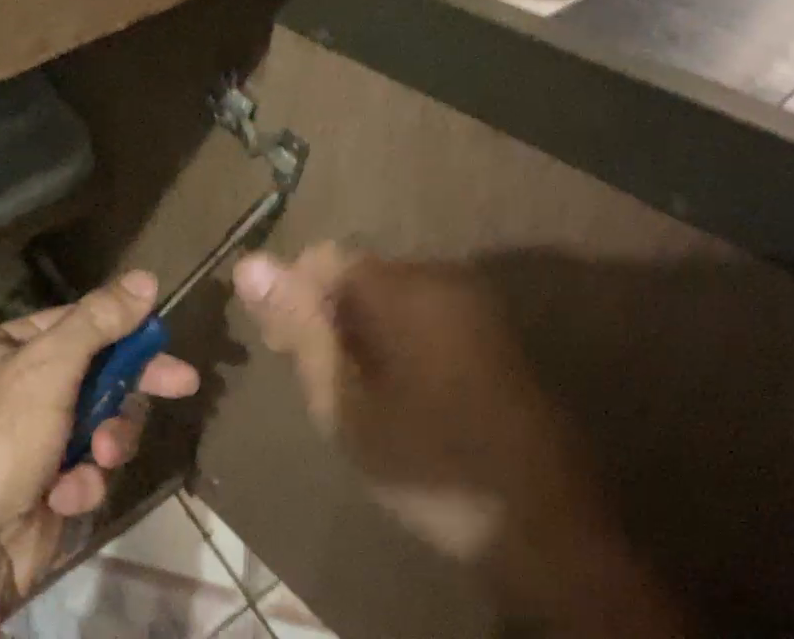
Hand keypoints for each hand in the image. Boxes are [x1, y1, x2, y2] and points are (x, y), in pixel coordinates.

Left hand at [0, 271, 200, 638]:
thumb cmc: (3, 437)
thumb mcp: (49, 366)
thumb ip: (98, 322)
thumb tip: (145, 277)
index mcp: (10, 349)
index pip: (78, 323)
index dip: (123, 328)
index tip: (166, 336)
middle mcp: (23, 386)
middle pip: (98, 372)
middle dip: (129, 390)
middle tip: (183, 384)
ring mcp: (39, 435)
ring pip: (103, 421)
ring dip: (107, 442)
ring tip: (98, 459)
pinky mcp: (53, 479)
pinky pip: (91, 466)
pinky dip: (84, 481)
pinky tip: (65, 495)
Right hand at [232, 245, 690, 637]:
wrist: (546, 533)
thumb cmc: (428, 466)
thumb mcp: (343, 403)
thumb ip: (298, 325)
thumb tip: (248, 262)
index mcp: (404, 289)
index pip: (321, 259)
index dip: (291, 298)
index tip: (283, 352)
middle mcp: (442, 280)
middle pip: (356, 274)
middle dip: (324, 316)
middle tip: (314, 379)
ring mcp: (473, 308)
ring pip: (386, 298)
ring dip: (356, 332)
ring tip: (350, 394)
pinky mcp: (491, 337)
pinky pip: (420, 317)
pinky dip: (392, 342)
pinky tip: (393, 394)